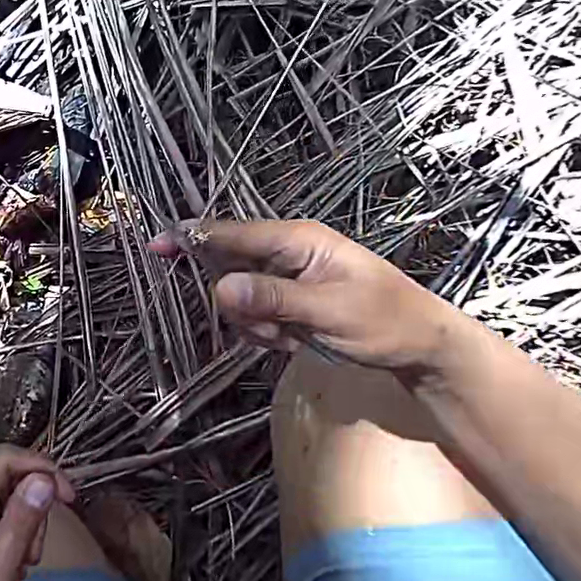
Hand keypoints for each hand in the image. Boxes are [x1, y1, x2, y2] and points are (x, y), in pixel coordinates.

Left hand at [0, 448, 75, 580]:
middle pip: (11, 474)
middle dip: (34, 504)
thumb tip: (43, 479)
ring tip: (22, 564)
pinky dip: (21, 531)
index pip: (4, 460)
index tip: (68, 495)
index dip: (40, 467)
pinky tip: (17, 561)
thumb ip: (22, 523)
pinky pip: (8, 510)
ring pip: (14, 492)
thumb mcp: (0, 573)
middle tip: (36, 549)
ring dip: (29, 523)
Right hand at [149, 218, 473, 372]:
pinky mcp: (286, 300)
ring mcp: (286, 277)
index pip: (232, 233)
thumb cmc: (386, 320)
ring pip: (238, 296)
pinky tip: (291, 341)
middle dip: (238, 302)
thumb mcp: (330, 310)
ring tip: (290, 338)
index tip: (157, 245)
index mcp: (297, 240)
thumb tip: (219, 288)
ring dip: (254, 322)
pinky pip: (253, 313)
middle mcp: (286, 252)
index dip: (193, 238)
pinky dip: (263, 332)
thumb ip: (272, 297)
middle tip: (270, 330)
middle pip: (229, 267)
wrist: (423, 348)